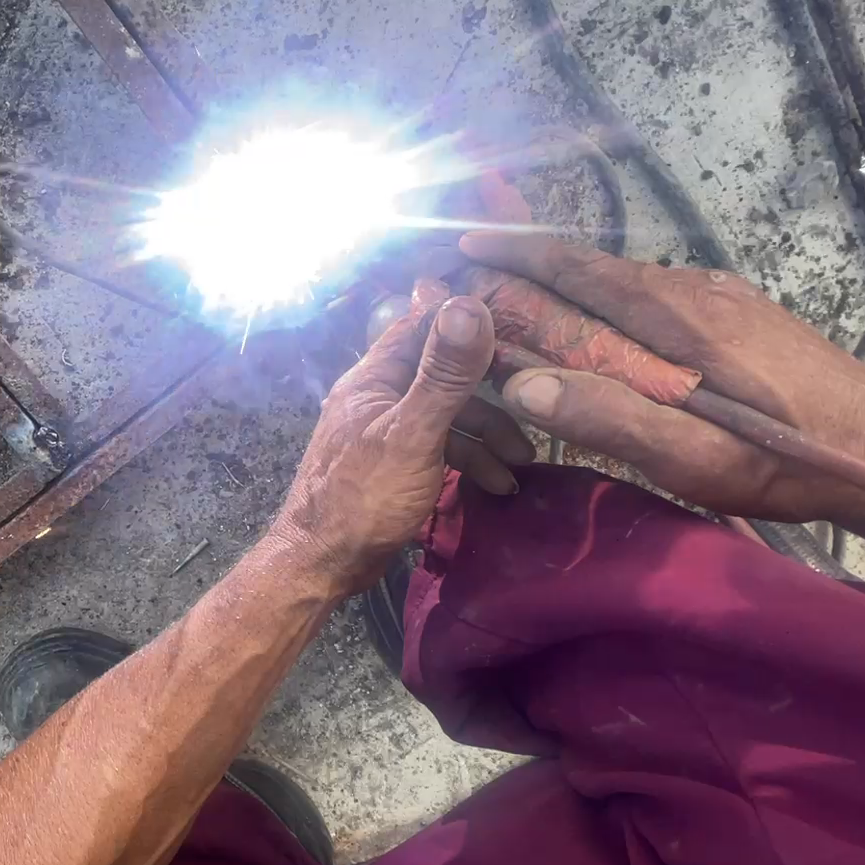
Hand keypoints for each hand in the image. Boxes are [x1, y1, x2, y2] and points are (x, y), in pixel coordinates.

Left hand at [267, 288, 530, 585]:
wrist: (324, 560)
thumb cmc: (363, 496)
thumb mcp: (411, 433)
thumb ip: (442, 375)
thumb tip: (466, 305)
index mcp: (371, 378)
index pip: (421, 326)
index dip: (469, 322)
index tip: (524, 327)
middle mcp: (376, 396)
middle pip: (442, 372)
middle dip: (491, 387)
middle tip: (539, 402)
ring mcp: (385, 429)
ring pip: (446, 413)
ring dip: (488, 432)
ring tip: (524, 460)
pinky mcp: (395, 461)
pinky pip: (439, 446)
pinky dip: (469, 458)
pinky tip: (500, 483)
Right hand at [459, 231, 864, 524]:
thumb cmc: (792, 462)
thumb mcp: (694, 456)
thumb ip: (608, 417)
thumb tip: (519, 384)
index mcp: (679, 314)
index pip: (578, 267)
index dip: (516, 254)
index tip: (463, 245)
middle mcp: (695, 290)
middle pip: (591, 272)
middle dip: (524, 276)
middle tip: (471, 295)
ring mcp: (717, 298)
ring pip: (617, 285)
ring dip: (559, 293)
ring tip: (514, 318)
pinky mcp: (731, 316)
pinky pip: (643, 299)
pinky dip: (595, 306)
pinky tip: (586, 337)